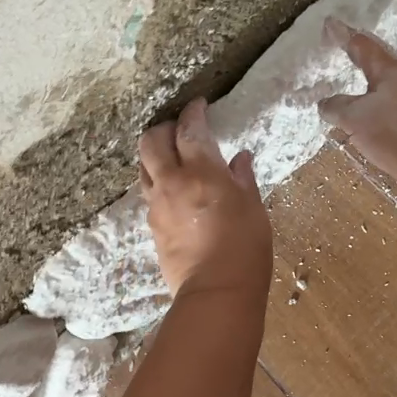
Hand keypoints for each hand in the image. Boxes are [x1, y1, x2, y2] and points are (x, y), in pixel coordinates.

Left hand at [140, 98, 272, 299]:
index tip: (199, 105)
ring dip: (154, 153)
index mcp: (201, 172)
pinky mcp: (151, 225)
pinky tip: (172, 188)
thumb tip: (239, 159)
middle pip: (151, 141)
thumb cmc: (245, 248)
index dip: (193, 113)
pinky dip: (157, 179)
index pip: (189, 130)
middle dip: (164, 128)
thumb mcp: (253, 208)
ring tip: (171, 156)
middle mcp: (172, 182)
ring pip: (143, 165)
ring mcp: (156, 205)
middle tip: (180, 129)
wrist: (215, 292)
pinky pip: (147, 191)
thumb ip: (243, 179)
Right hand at [318, 17, 396, 202]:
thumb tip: (325, 103)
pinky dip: (367, 101)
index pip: (360, 44)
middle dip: (355, 51)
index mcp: (387, 69)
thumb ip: (336, 107)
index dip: (342, 34)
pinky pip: (382, 104)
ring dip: (362, 77)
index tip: (328, 24)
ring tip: (344, 77)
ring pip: (380, 82)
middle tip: (336, 44)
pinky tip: (359, 113)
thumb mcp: (355, 118)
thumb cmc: (396, 133)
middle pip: (374, 59)